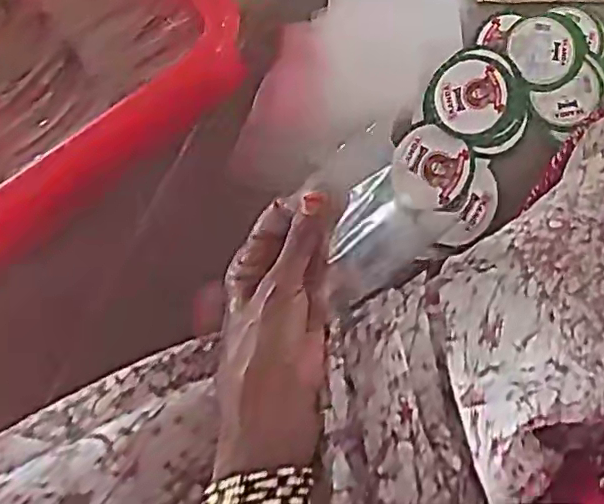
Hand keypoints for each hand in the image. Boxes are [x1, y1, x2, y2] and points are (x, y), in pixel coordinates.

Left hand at [215, 193, 335, 478]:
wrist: (279, 417)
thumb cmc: (264, 356)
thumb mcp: (280, 292)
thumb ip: (301, 244)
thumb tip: (314, 197)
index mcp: (247, 274)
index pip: (273, 225)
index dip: (296, 204)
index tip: (326, 185)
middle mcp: (271, 280)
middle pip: (296, 237)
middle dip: (318, 215)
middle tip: (346, 189)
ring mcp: (297, 295)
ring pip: (316, 254)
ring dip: (333, 233)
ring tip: (355, 205)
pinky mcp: (321, 310)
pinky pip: (333, 275)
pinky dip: (343, 257)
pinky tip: (356, 240)